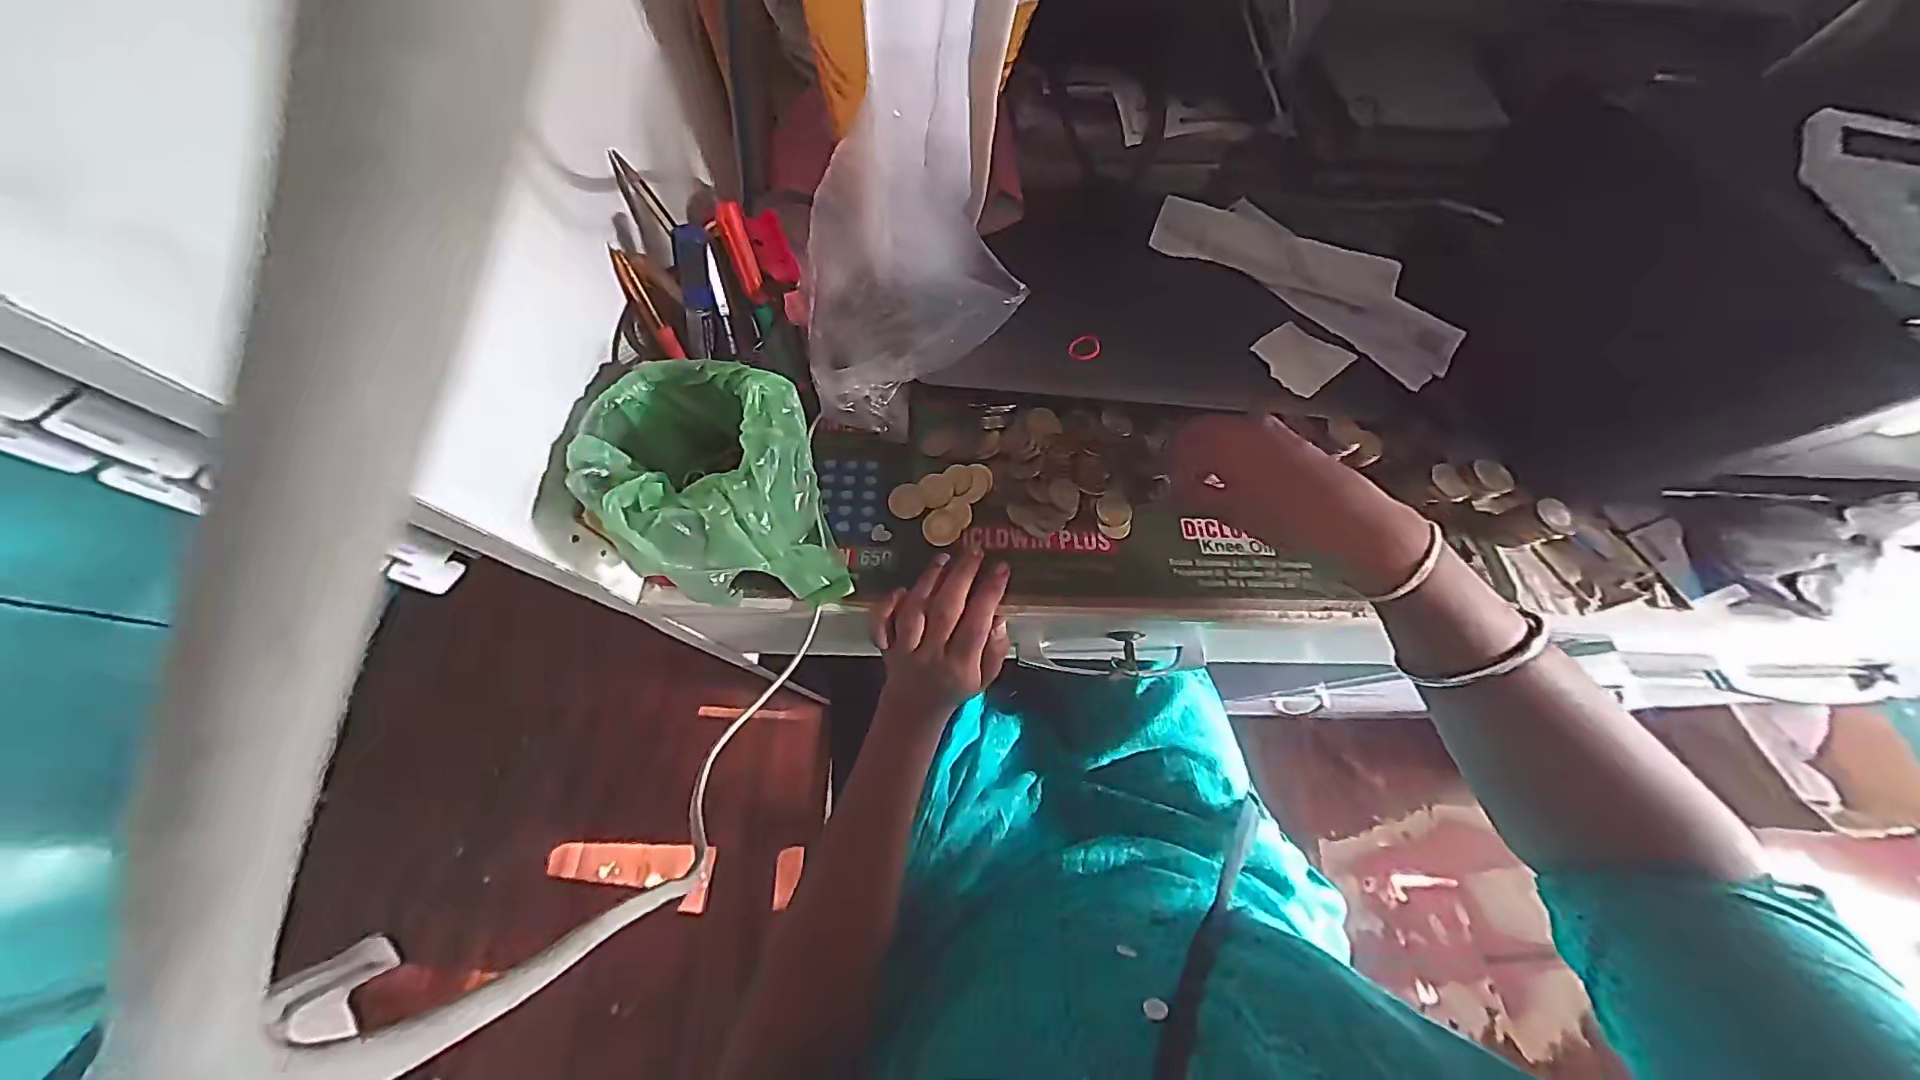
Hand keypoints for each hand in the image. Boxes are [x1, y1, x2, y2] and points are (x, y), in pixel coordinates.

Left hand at [870, 546, 1011, 718]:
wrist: (913, 710)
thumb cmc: (955, 687)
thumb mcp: (985, 678)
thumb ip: (995, 650)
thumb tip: (998, 618)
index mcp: (960, 666)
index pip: (976, 624)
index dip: (990, 593)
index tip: (1001, 568)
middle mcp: (931, 656)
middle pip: (945, 611)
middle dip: (962, 577)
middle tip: (975, 551)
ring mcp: (905, 650)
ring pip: (915, 611)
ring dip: (929, 581)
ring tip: (946, 558)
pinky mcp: (885, 645)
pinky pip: (881, 623)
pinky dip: (888, 603)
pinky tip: (903, 588)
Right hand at [1169, 413, 1430, 595]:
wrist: (1353, 524)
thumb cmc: (1293, 520)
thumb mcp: (1234, 514)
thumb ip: (1199, 496)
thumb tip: (1180, 492)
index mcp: (1229, 440)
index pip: (1183, 441)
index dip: (1172, 466)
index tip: (1170, 486)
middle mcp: (1251, 425)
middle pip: (1203, 429)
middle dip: (1188, 455)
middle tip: (1181, 483)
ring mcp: (1275, 429)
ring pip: (1227, 432)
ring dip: (1212, 454)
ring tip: (1208, 485)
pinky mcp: (1293, 439)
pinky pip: (1251, 439)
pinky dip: (1236, 455)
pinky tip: (1238, 483)